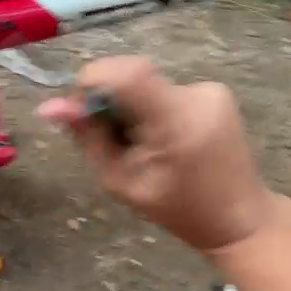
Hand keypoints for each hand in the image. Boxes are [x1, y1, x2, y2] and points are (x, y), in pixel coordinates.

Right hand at [38, 56, 276, 252]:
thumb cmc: (177, 209)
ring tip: (139, 145)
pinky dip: (150, 109)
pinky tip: (161, 140)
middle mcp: (196, 95)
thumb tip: (49, 107)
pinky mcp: (215, 91)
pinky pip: (163, 90)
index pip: (126, 73)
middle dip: (107, 99)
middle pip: (131, 75)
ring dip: (129, 107)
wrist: (240, 218)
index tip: (79, 110)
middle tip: (106, 138)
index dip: (92, 81)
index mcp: (176, 122)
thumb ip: (88, 138)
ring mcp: (210, 90)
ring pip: (145, 84)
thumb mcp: (120, 181)